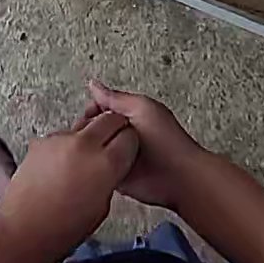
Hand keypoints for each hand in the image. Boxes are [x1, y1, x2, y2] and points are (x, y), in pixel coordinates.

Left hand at [0, 111, 138, 262]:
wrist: (23, 228)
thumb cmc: (62, 228)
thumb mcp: (102, 207)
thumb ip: (110, 177)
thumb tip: (111, 164)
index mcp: (105, 164)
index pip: (129, 136)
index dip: (130, 144)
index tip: (127, 149)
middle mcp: (84, 145)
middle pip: (110, 118)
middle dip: (115, 128)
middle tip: (112, 143)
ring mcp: (61, 139)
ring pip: (86, 124)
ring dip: (90, 135)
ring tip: (84, 159)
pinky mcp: (42, 140)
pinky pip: (64, 135)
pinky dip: (68, 144)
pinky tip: (63, 164)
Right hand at [86, 80, 207, 210]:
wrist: (178, 177)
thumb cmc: (168, 141)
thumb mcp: (140, 108)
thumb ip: (115, 98)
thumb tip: (94, 85)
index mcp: (127, 116)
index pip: (99, 108)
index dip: (91, 111)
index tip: (87, 117)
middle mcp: (121, 135)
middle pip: (93, 129)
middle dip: (86, 131)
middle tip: (85, 135)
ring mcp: (118, 156)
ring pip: (92, 149)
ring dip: (88, 150)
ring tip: (87, 150)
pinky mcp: (116, 176)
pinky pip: (96, 170)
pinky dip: (92, 168)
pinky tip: (90, 165)